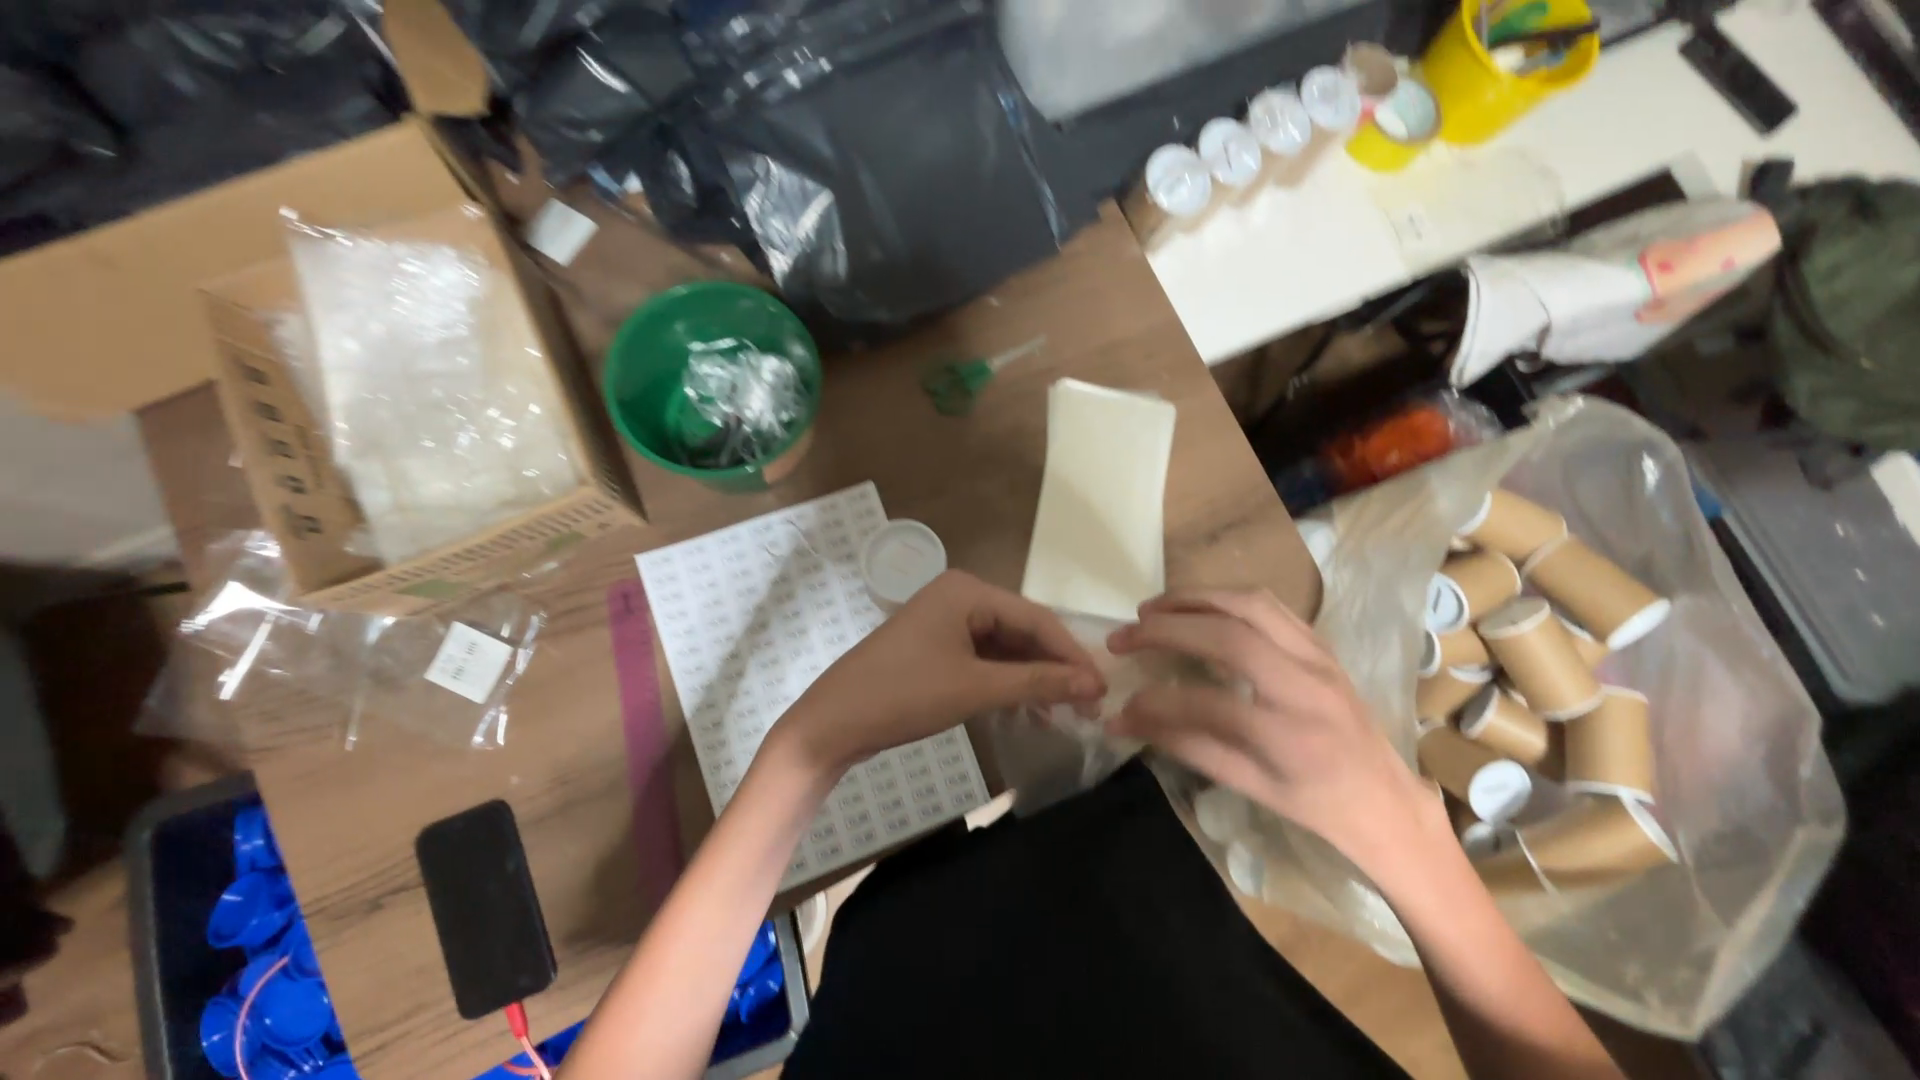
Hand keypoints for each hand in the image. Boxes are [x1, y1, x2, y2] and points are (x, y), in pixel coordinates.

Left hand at [773, 570, 1106, 772]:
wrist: (833, 723)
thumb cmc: (904, 695)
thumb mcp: (976, 689)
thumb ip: (1038, 682)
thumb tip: (1095, 685)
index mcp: (967, 591)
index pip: (1037, 618)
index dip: (1073, 654)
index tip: (1103, 689)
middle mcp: (958, 597)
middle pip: (1022, 630)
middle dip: (1055, 667)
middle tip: (1090, 705)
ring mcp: (944, 623)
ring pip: (1005, 648)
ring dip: (1033, 679)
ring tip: (1067, 713)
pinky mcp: (935, 649)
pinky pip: (984, 660)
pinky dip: (1007, 683)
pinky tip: (1030, 710)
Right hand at [1106, 589, 1433, 865]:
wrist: (1384, 798)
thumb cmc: (1314, 803)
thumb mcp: (1247, 785)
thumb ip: (1184, 745)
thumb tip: (1124, 720)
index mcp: (1290, 735)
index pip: (1207, 704)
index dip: (1155, 701)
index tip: (1120, 703)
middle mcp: (1307, 685)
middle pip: (1228, 634)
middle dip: (1167, 627)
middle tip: (1123, 635)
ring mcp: (1319, 657)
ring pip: (1250, 604)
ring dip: (1194, 599)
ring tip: (1151, 610)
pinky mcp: (1321, 644)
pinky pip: (1269, 606)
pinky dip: (1224, 600)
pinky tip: (1197, 610)